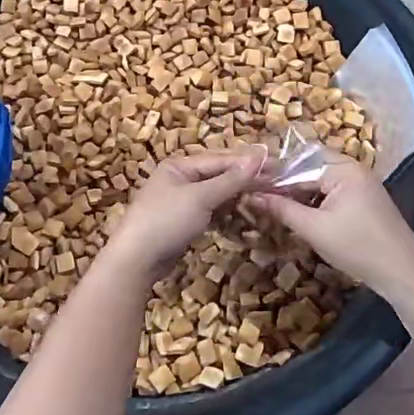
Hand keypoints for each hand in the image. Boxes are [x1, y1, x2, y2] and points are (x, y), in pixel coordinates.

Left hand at [103, 149, 262, 281]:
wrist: (136, 259)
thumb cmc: (166, 220)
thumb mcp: (201, 197)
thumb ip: (231, 179)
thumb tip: (259, 155)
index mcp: (180, 165)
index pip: (221, 159)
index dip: (249, 163)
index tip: (278, 166)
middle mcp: (180, 178)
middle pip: (219, 174)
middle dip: (246, 178)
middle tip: (277, 181)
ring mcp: (181, 201)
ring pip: (217, 193)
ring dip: (238, 194)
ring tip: (266, 195)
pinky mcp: (184, 221)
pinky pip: (211, 210)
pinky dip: (227, 210)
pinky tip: (244, 213)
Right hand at [252, 158, 413, 292]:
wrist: (403, 272)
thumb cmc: (358, 248)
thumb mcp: (314, 229)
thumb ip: (282, 208)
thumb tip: (251, 196)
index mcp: (343, 168)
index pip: (298, 163)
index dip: (271, 175)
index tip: (246, 183)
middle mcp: (352, 168)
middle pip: (308, 166)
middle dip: (281, 180)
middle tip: (253, 192)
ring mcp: (359, 183)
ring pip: (317, 179)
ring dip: (295, 190)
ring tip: (267, 201)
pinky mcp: (361, 198)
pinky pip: (329, 190)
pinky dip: (311, 198)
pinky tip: (293, 209)